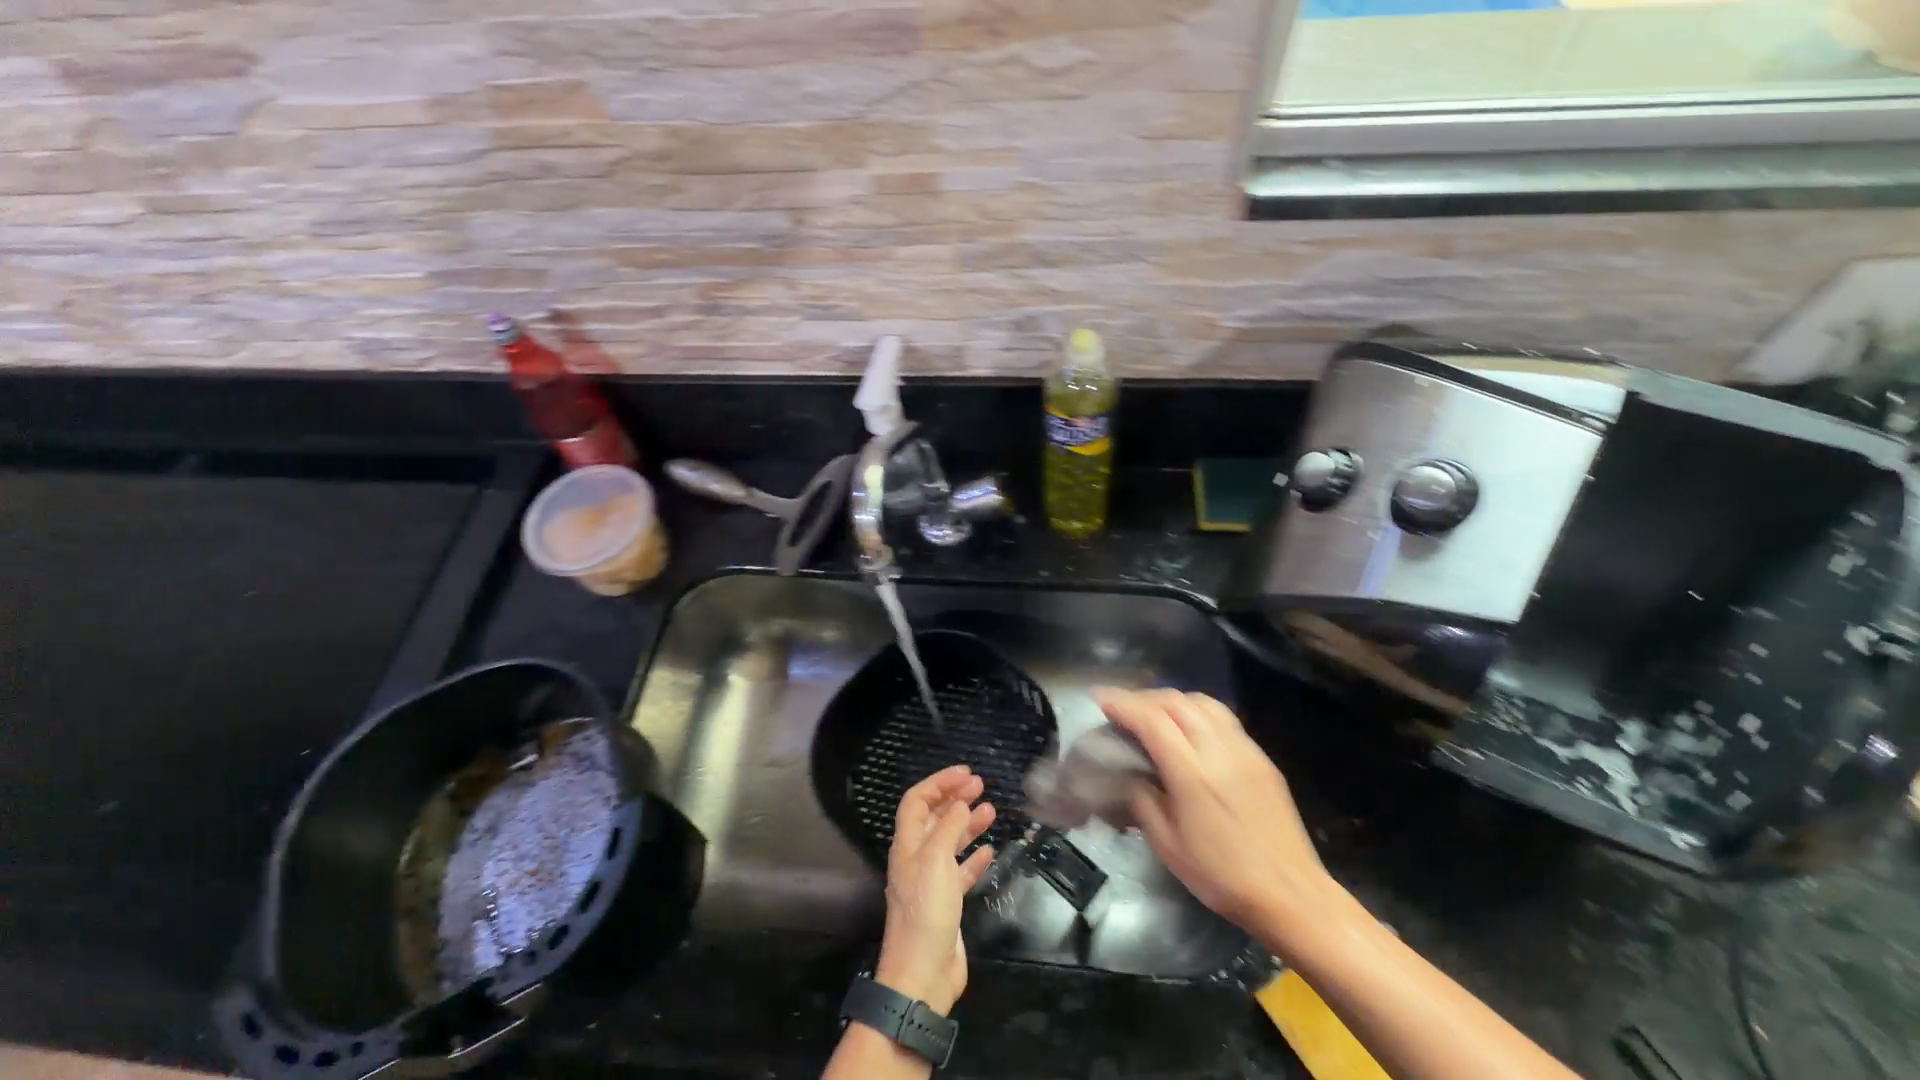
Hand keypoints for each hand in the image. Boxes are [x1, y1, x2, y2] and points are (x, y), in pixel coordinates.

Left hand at [876, 764, 996, 1014]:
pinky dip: (974, 858)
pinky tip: (989, 851)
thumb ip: (947, 828)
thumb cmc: (926, 911)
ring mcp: (932, 881)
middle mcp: (917, 859)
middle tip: (981, 786)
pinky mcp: (947, 902)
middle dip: (954, 799)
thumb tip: (959, 803)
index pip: (916, 802)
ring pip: (950, 843)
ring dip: (968, 824)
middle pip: (934, 819)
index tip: (966, 773)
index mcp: (907, 845)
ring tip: (991, 811)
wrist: (923, 972)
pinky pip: (961, 871)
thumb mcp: (935, 862)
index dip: (938, 783)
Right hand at [1096, 688, 1334, 939]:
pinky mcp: (1263, 759)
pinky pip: (1225, 719)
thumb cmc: (1221, 876)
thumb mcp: (1168, 845)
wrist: (1290, 894)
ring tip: (1154, 714)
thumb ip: (1142, 801)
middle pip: (1177, 702)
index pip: (1151, 719)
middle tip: (1121, 709)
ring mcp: (1247, 751)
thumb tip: (1129, 776)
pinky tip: (1189, 732)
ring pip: (1205, 703)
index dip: (1122, 703)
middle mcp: (1221, 750)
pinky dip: (1197, 713)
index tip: (1098, 697)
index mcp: (1192, 773)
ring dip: (1173, 700)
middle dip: (1144, 698)